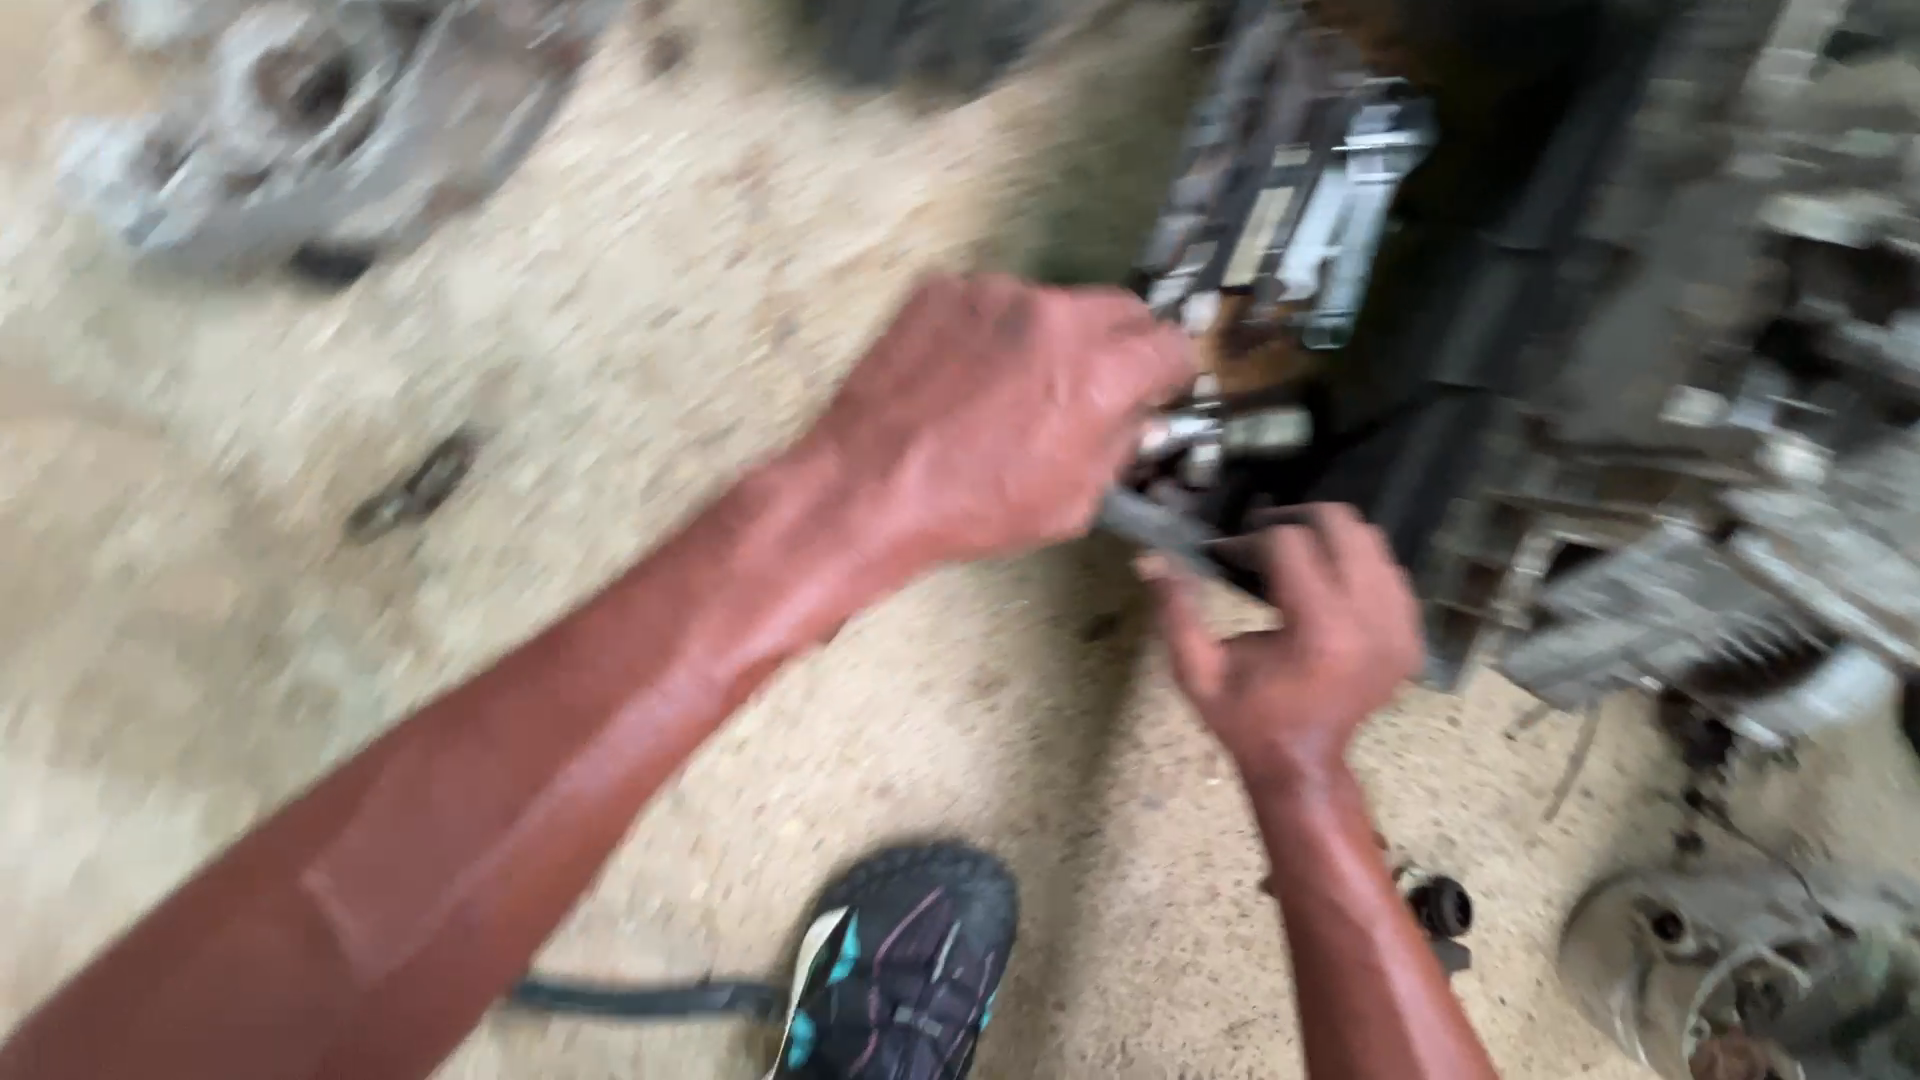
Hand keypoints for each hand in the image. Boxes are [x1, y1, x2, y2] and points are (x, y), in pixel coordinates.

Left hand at [797, 273, 1192, 566]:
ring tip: (1006, 387)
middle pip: (1121, 309)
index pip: (1171, 343)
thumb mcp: (1070, 503)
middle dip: (1119, 346)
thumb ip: (1117, 448)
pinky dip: (991, 333)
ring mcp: (994, 293)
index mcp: (1098, 372)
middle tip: (1088, 385)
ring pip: (1050, 305)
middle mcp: (1055, 316)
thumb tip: (1136, 417)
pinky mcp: (943, 288)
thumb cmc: (974, 508)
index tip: (1154, 388)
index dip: (1169, 371)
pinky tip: (960, 375)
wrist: (868, 485)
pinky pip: (990, 304)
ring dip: (1049, 338)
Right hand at [1138, 504, 1424, 781]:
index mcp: (1319, 630)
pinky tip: (1322, 582)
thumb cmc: (1244, 719)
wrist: (1301, 764)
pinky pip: (1389, 572)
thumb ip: (1175, 609)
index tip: (1223, 555)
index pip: (1289, 543)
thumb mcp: (1196, 670)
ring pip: (1370, 541)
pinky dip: (1353, 565)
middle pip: (1341, 525)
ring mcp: (1400, 628)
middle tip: (1258, 541)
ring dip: (1324, 540)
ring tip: (1289, 559)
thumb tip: (1149, 558)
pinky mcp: (1411, 637)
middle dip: (1293, 522)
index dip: (1247, 540)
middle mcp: (1371, 621)